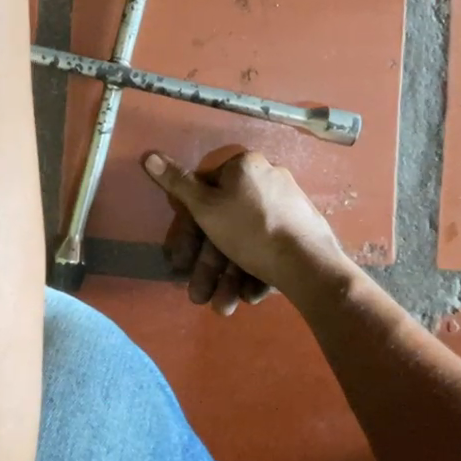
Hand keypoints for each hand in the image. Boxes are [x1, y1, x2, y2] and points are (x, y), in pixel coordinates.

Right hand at [143, 149, 350, 314]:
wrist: (311, 266)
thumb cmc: (249, 230)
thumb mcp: (205, 208)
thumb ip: (177, 183)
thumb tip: (149, 155)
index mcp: (244, 166)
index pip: (206, 190)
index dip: (190, 228)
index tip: (182, 258)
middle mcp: (268, 179)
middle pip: (226, 222)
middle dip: (210, 263)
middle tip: (200, 292)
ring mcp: (289, 206)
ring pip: (247, 241)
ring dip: (230, 275)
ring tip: (224, 305)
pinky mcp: (303, 231)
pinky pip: (269, 248)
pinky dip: (255, 270)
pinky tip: (248, 295)